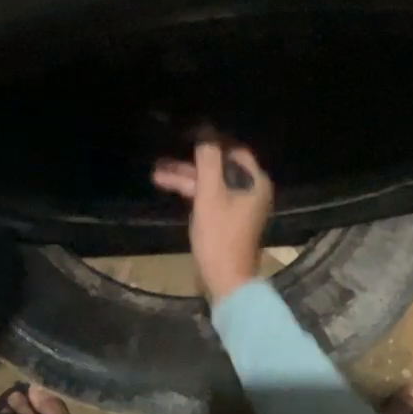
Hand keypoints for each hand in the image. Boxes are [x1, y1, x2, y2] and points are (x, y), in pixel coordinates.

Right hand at [152, 140, 274, 301]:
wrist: (226, 279)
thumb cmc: (220, 235)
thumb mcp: (210, 195)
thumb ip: (208, 162)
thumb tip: (206, 134)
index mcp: (255, 182)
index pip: (235, 151)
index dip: (212, 142)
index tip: (189, 134)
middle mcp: (252, 190)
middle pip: (220, 167)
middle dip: (191, 164)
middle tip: (165, 157)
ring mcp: (241, 206)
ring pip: (212, 183)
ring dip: (187, 179)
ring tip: (157, 173)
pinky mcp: (229, 219)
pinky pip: (211, 197)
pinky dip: (193, 193)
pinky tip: (171, 187)